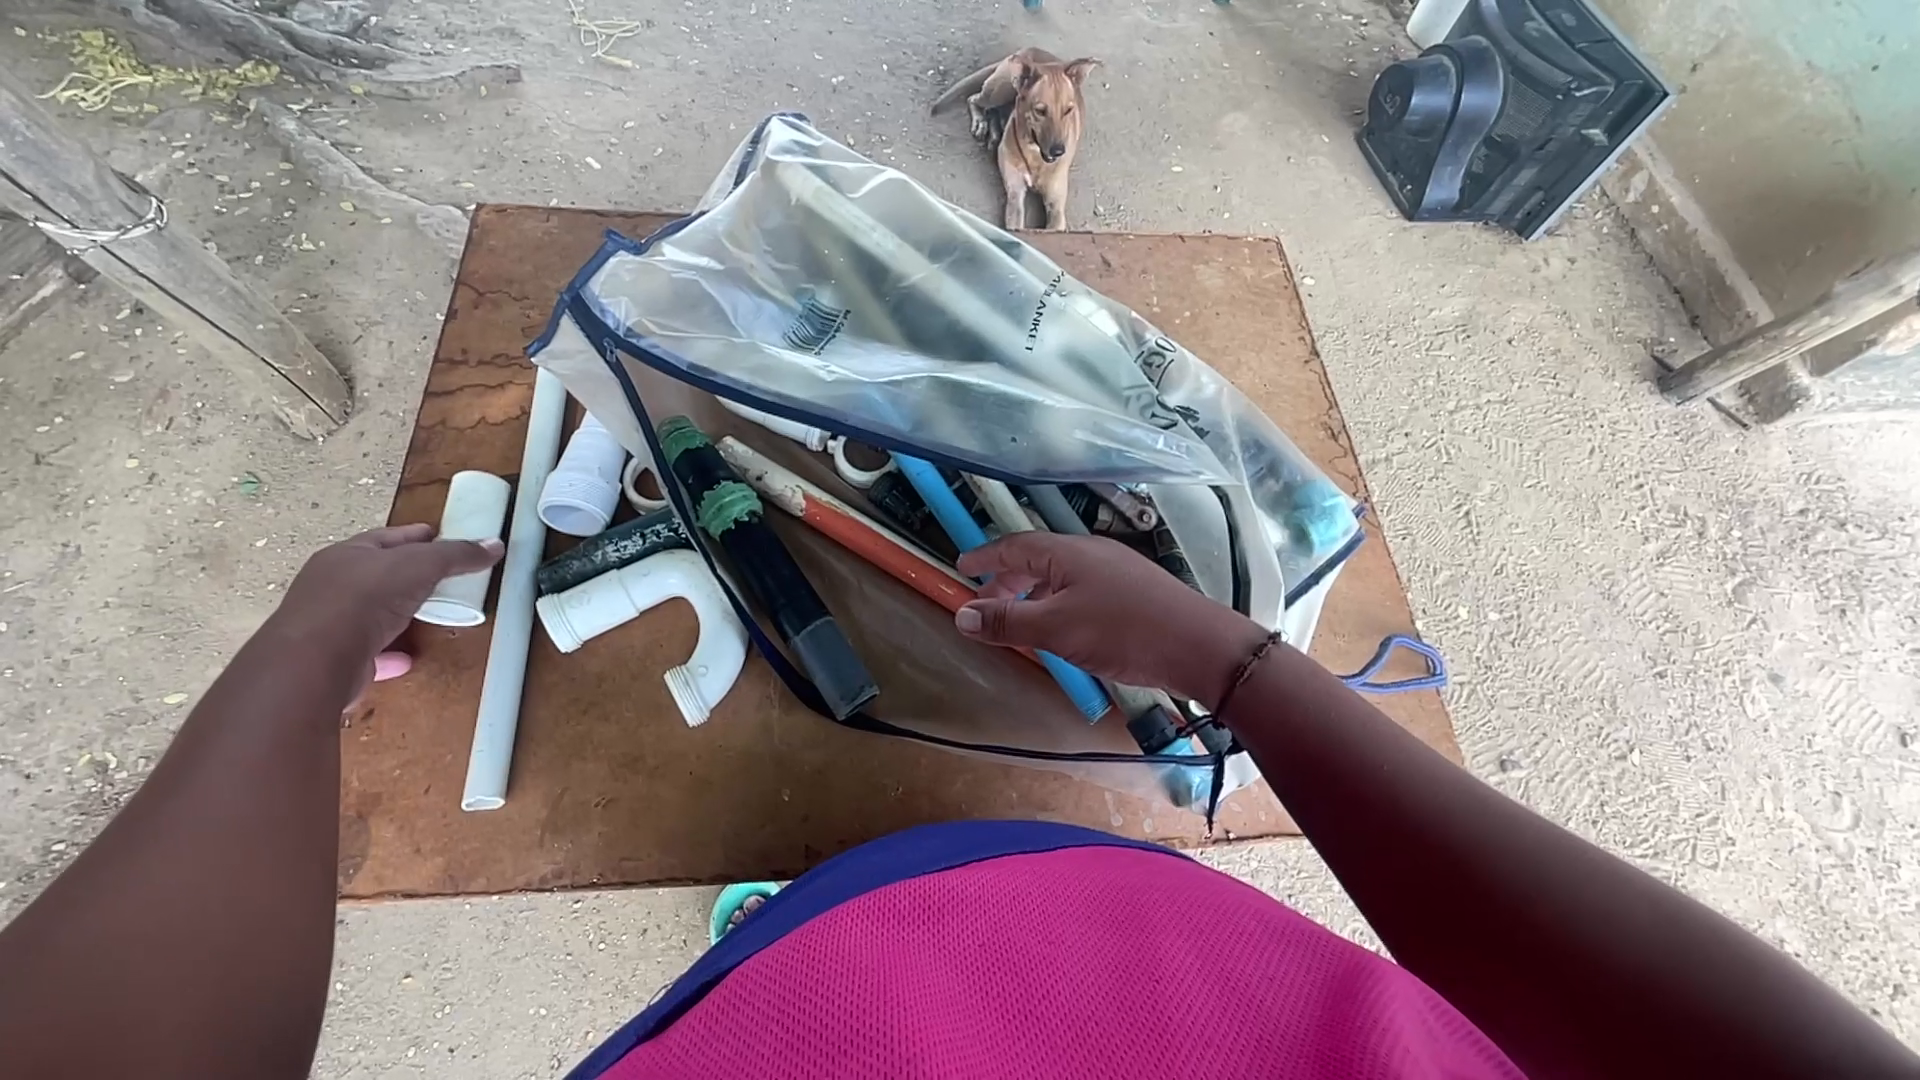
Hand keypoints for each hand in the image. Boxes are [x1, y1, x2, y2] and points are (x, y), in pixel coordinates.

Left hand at [269, 524, 502, 681]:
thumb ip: (458, 555)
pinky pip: (370, 649)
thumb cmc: (365, 597)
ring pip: (371, 610)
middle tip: (443, 574)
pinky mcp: (334, 656)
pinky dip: (390, 651)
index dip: (417, 535)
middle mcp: (332, 584)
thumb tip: (495, 545)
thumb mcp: (421, 565)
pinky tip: (407, 657)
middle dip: (407, 573)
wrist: (317, 659)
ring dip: (398, 611)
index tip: (443, 536)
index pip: (388, 537)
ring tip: (429, 613)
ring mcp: (330, 621)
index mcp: (348, 554)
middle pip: (378, 572)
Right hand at [954, 532, 1267, 706]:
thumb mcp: (1055, 629)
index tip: (962, 566)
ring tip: (1020, 620)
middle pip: (1037, 558)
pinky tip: (1064, 628)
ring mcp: (1116, 569)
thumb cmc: (1122, 632)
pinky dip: (1059, 602)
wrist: (1200, 646)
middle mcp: (1091, 552)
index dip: (985, 556)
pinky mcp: (1134, 590)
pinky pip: (1082, 588)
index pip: (1014, 545)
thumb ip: (1008, 622)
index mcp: (1067, 552)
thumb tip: (962, 615)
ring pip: (1061, 575)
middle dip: (1007, 579)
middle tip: (987, 603)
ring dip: (1033, 593)